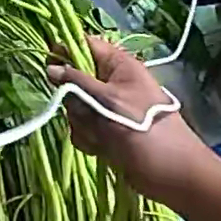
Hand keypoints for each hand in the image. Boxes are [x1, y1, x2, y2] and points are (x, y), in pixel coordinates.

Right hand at [49, 36, 212, 195]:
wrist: (172, 176)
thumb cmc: (145, 132)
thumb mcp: (108, 101)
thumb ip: (76, 82)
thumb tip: (50, 68)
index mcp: (118, 66)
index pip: (84, 45)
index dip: (64, 51)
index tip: (48, 65)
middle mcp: (111, 83)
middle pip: (73, 80)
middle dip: (74, 100)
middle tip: (88, 112)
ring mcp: (107, 108)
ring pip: (75, 107)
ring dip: (82, 123)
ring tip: (101, 135)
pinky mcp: (104, 130)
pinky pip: (82, 128)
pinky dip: (87, 138)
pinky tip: (101, 148)